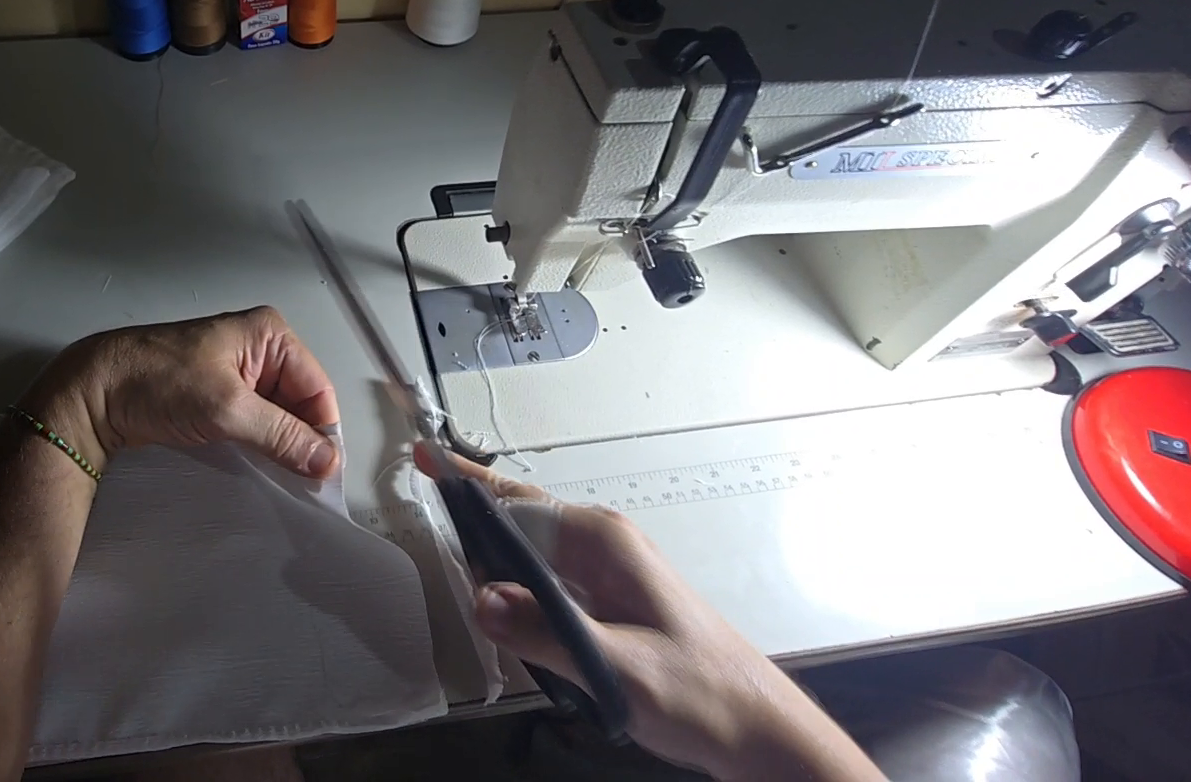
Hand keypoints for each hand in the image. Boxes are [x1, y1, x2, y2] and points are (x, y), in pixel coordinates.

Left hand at [21, 307, 340, 479]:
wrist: (94, 391)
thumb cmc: (161, 384)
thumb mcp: (227, 409)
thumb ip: (282, 435)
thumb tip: (329, 463)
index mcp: (269, 334)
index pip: (316, 387)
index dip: (323, 431)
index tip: (325, 476)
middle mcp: (260, 348)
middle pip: (299, 400)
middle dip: (302, 439)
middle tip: (305, 485)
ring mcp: (238, 371)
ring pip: (277, 414)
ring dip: (280, 445)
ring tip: (287, 482)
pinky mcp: (219, 394)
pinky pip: (254, 420)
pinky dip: (260, 444)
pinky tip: (262, 469)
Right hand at [414, 448, 880, 781]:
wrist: (762, 731)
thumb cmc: (707, 695)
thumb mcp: (618, 669)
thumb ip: (545, 633)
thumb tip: (485, 600)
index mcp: (603, 541)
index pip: (517, 502)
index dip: (467, 480)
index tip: (429, 458)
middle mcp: (601, 543)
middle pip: (518, 521)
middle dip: (476, 529)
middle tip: (447, 546)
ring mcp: (604, 568)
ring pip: (530, 554)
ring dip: (499, 568)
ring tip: (479, 590)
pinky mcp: (605, 593)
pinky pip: (547, 579)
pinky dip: (520, 591)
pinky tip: (514, 616)